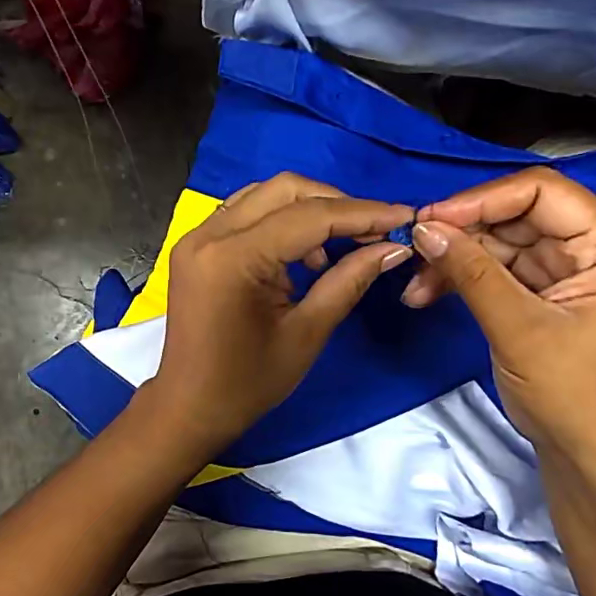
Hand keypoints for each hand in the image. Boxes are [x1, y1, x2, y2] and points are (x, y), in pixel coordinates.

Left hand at [145, 173, 413, 449]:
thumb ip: (350, 280)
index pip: (308, 217)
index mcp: (233, 258)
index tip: (405, 216)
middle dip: (335, 203)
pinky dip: (279, 220)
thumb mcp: (307, 333)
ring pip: (263, 195)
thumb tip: (393, 247)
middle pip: (284, 189)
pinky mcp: (195, 245)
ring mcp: (196, 236)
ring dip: (307, 208)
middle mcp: (208, 234)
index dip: (362, 214)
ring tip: (337, 249)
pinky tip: (301, 253)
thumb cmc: (248, 382)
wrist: (190, 406)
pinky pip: (244, 212)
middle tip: (373, 230)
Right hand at [401, 167, 595, 467]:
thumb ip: (471, 273)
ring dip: (454, 260)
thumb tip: (423, 228)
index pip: (541, 192)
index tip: (429, 222)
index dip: (481, 199)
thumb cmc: (580, 398)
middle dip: (460, 233)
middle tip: (412, 256)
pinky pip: (495, 273)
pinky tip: (427, 295)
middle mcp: (591, 250)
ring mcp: (566, 275)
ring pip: (497, 245)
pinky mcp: (543, 299)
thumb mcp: (520, 330)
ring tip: (414, 288)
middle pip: (514, 216)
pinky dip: (461, 281)